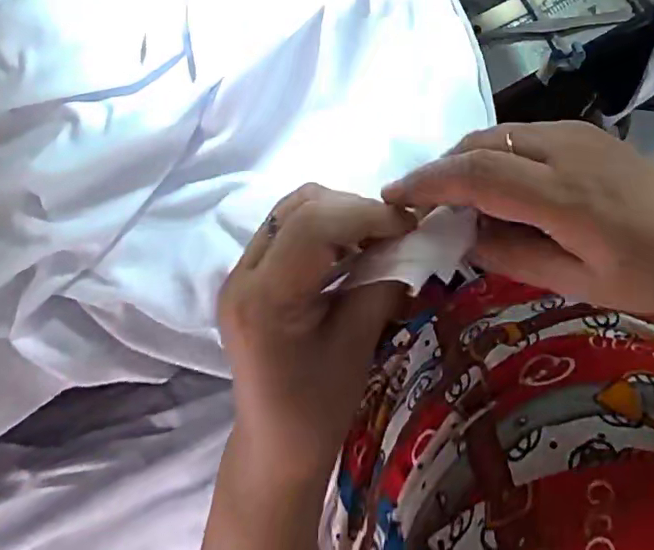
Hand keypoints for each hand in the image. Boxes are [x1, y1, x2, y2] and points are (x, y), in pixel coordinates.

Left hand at [216, 184, 411, 486]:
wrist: (275, 446)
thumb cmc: (319, 409)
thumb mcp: (357, 344)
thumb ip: (382, 282)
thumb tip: (413, 239)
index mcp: (264, 299)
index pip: (312, 225)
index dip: (366, 214)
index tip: (409, 225)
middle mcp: (242, 274)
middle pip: (302, 206)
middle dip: (356, 208)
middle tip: (396, 230)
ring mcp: (240, 271)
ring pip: (294, 208)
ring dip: (340, 211)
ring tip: (375, 236)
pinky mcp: (250, 272)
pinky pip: (290, 225)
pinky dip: (326, 224)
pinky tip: (351, 247)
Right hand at [384, 121, 653, 316]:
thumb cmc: (653, 274)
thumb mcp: (580, 283)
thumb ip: (513, 256)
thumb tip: (461, 237)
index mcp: (562, 194)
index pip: (476, 175)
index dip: (429, 183)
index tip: (393, 197)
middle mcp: (561, 149)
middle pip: (480, 144)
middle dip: (440, 168)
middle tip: (419, 203)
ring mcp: (573, 133)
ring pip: (497, 133)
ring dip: (465, 159)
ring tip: (452, 196)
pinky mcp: (582, 131)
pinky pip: (519, 133)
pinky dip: (492, 153)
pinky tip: (495, 183)